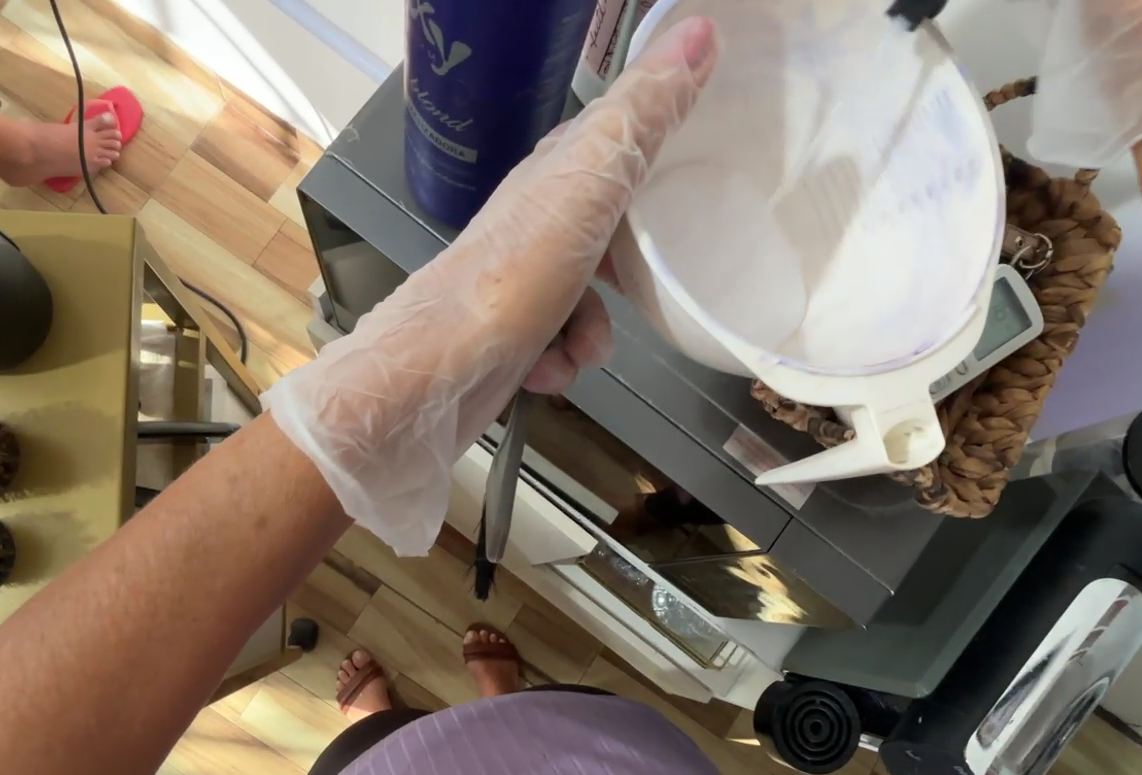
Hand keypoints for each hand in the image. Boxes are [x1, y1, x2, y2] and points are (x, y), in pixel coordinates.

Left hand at [263, 17, 720, 555]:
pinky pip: (562, 345)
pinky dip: (563, 363)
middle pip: (609, 234)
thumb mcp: (588, 187)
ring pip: (589, 302)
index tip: (689, 176)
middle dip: (630, 272)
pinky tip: (546, 373)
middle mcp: (535, 225)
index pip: (612, 143)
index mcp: (551, 177)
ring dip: (592, 334)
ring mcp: (522, 284)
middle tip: (641, 287)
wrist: (441, 372)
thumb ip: (641, 117)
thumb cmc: (513, 280)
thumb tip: (699, 32)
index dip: (653, 154)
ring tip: (576, 350)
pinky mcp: (513, 336)